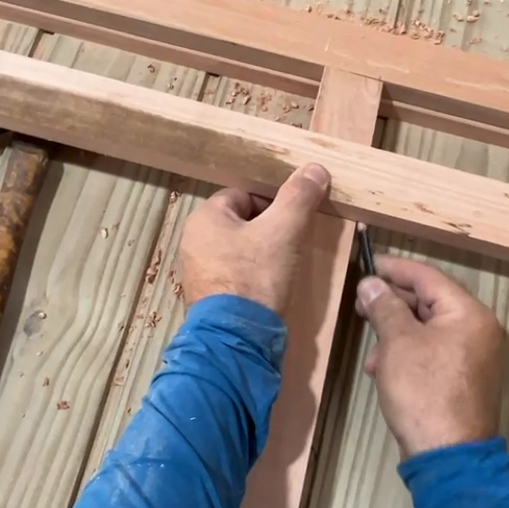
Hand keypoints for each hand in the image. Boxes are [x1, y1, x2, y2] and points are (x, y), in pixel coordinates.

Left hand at [177, 163, 330, 311]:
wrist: (237, 339)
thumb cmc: (256, 277)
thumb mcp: (283, 231)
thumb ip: (298, 197)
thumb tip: (315, 167)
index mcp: (204, 218)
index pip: (243, 195)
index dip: (272, 204)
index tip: (292, 221)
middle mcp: (193, 241)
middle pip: (241, 222)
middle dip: (268, 230)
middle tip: (292, 244)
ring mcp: (197, 272)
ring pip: (238, 250)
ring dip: (261, 254)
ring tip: (283, 267)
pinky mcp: (207, 298)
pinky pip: (233, 275)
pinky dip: (251, 277)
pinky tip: (268, 288)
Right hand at [356, 255, 502, 456]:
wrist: (448, 455)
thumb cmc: (424, 390)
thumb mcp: (397, 343)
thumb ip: (385, 306)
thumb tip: (371, 283)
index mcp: (468, 313)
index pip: (427, 277)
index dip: (394, 269)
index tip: (367, 265)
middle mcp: (476, 329)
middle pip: (429, 302)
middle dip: (392, 304)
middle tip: (360, 304)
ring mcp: (472, 355)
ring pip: (427, 329)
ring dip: (395, 333)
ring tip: (371, 351)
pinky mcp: (462, 378)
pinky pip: (432, 351)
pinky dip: (406, 353)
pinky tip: (383, 370)